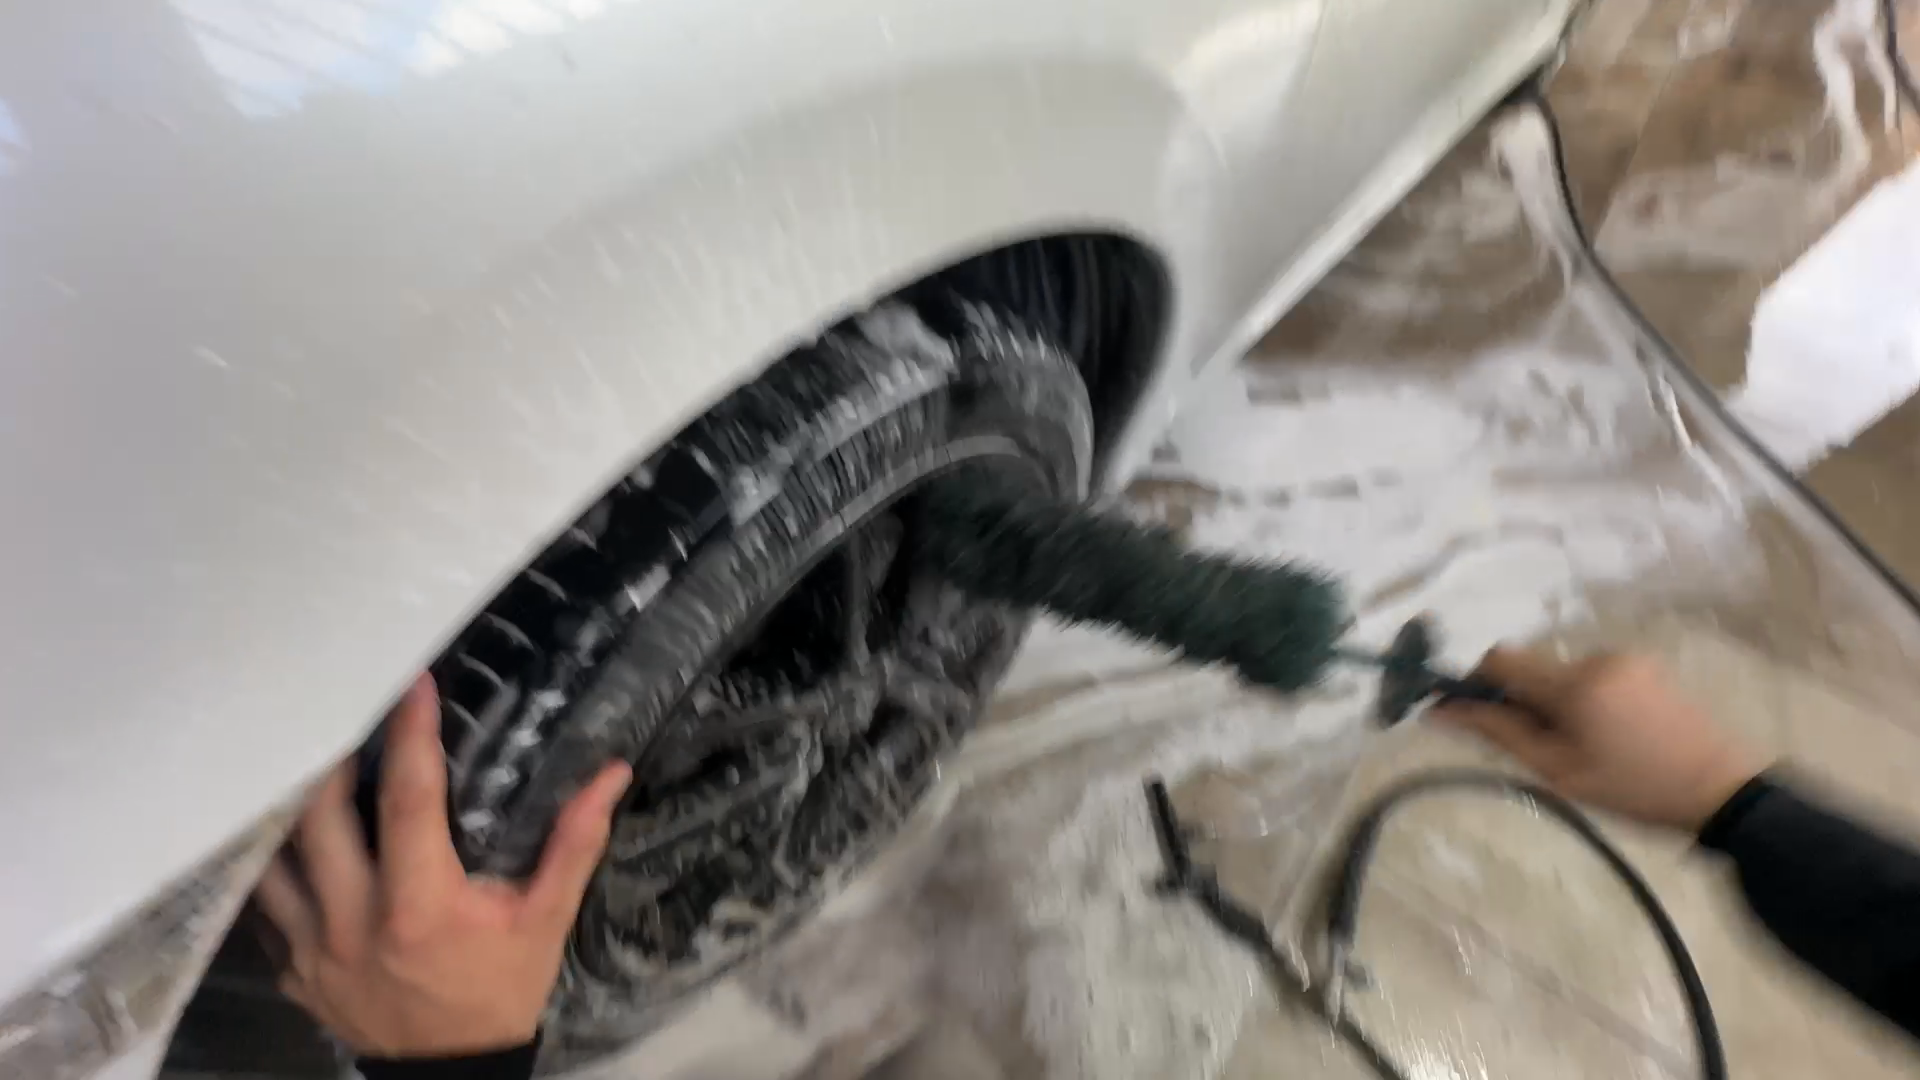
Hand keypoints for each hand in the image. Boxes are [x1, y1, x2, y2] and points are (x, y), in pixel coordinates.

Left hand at [255, 674, 631, 1058]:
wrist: (446, 1070)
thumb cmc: (502, 985)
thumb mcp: (548, 916)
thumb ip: (576, 843)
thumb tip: (613, 774)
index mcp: (419, 904)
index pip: (407, 802)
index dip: (410, 737)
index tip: (412, 687)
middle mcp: (350, 921)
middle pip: (317, 823)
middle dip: (334, 759)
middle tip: (353, 713)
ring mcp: (308, 949)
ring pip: (274, 862)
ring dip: (294, 806)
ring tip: (320, 762)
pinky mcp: (288, 969)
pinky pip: (267, 902)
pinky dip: (278, 858)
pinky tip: (301, 832)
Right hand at [1433, 647, 1764, 831]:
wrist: (1730, 797)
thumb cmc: (1634, 789)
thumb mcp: (1555, 769)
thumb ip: (1494, 731)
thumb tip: (1436, 710)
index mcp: (1575, 683)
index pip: (1498, 660)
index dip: (1473, 680)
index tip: (1468, 709)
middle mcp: (1597, 659)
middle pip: (1529, 666)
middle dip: (1518, 696)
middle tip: (1530, 738)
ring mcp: (1626, 660)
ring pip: (1557, 671)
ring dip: (1550, 697)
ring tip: (1574, 740)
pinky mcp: (1646, 667)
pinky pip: (1588, 673)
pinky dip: (1579, 695)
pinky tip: (1602, 729)